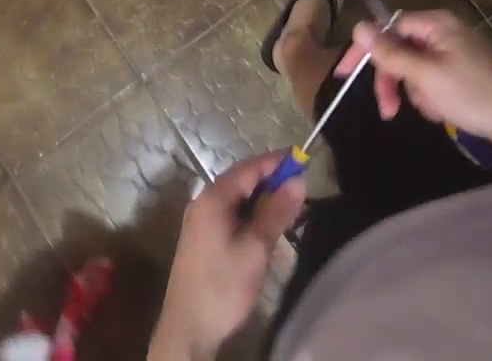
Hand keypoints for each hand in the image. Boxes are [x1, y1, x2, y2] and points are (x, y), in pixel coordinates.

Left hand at [150, 153, 306, 359]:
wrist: (188, 331)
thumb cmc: (223, 286)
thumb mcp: (256, 248)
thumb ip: (277, 212)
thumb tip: (298, 181)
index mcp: (213, 198)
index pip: (249, 167)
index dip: (277, 162)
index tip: (303, 159)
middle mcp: (203, 202)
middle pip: (242, 181)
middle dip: (272, 181)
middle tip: (302, 188)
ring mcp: (201, 221)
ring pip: (238, 199)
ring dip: (263, 200)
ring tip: (292, 208)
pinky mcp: (202, 239)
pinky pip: (231, 215)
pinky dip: (252, 215)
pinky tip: (268, 227)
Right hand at [336, 9, 491, 144]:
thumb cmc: (473, 96)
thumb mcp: (425, 76)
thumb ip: (390, 52)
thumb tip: (358, 26)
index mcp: (436, 23)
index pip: (387, 27)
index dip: (365, 49)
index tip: (343, 74)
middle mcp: (443, 31)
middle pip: (399, 49)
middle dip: (393, 79)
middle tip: (389, 110)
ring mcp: (453, 52)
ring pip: (412, 68)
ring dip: (414, 92)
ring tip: (433, 110)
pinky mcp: (461, 73)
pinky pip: (430, 80)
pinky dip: (430, 97)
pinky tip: (443, 112)